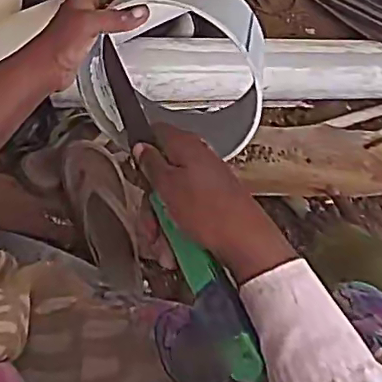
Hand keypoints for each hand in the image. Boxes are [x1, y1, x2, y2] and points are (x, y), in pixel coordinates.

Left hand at [32, 0, 148, 90]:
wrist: (46, 67)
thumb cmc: (57, 42)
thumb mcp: (90, 23)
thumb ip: (116, 17)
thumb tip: (138, 12)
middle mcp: (81, 8)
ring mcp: (82, 24)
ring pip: (106, 9)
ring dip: (120, 6)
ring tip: (135, 5)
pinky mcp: (84, 40)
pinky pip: (105, 27)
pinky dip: (116, 25)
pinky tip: (121, 29)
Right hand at [134, 123, 294, 283]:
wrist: (249, 245)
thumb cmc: (212, 213)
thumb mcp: (168, 185)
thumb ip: (150, 163)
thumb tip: (140, 147)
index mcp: (186, 146)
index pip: (154, 133)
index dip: (140, 150)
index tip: (133, 170)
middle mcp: (198, 160)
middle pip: (160, 174)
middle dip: (150, 202)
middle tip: (150, 221)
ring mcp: (207, 183)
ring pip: (171, 199)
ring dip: (161, 223)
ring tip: (164, 245)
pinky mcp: (214, 205)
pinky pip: (186, 215)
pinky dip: (177, 231)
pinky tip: (176, 249)